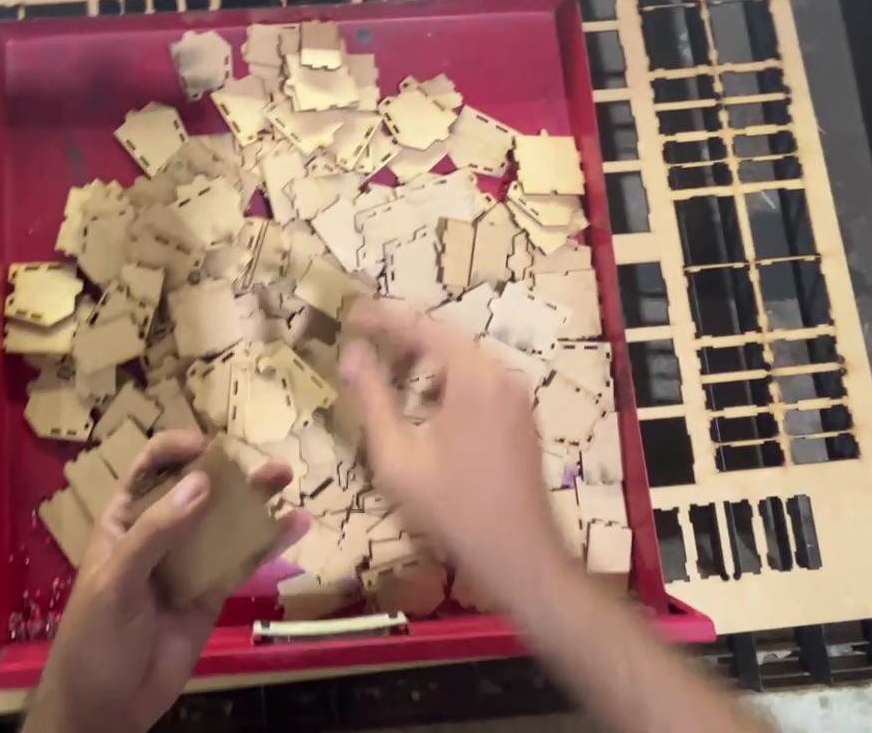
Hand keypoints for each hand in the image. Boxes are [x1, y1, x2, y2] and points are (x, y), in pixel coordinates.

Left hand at [25, 430, 310, 732]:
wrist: (107, 707)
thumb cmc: (95, 635)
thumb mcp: (115, 579)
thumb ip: (156, 531)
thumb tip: (201, 482)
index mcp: (127, 517)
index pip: (152, 466)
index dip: (176, 449)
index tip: (207, 448)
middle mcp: (161, 529)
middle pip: (197, 486)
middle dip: (228, 469)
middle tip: (262, 462)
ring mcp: (190, 558)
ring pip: (225, 518)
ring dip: (255, 496)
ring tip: (285, 477)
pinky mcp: (213, 589)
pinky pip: (242, 558)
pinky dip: (269, 540)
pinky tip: (296, 524)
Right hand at [340, 299, 571, 609]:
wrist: (522, 558)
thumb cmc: (453, 510)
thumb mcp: (398, 457)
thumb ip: (372, 398)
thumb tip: (351, 352)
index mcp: (474, 377)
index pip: (422, 326)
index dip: (382, 317)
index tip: (350, 314)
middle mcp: (501, 374)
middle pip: (444, 335)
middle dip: (401, 332)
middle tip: (361, 333)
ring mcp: (516, 393)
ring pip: (461, 355)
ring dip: (422, 353)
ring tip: (383, 359)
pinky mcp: (520, 412)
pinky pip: (477, 375)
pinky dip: (444, 373)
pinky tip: (420, 392)